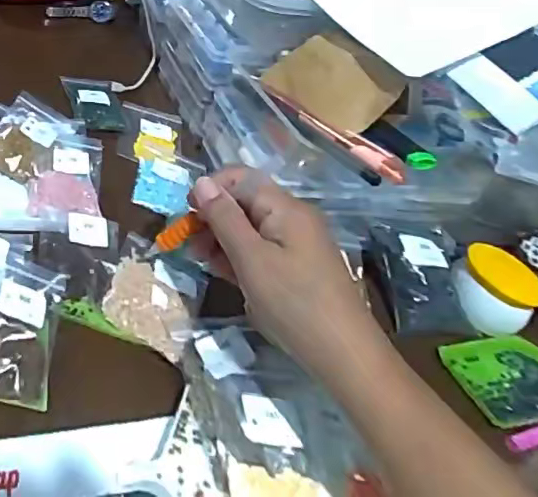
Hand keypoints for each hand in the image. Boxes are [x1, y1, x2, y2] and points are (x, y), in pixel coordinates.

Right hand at [188, 167, 370, 365]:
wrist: (349, 360)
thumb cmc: (294, 303)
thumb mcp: (250, 259)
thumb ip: (224, 217)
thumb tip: (201, 182)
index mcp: (284, 207)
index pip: (239, 178)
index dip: (210, 189)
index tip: (188, 215)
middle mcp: (293, 218)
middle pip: (244, 203)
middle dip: (214, 218)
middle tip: (191, 246)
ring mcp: (298, 245)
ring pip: (251, 229)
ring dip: (224, 240)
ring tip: (206, 264)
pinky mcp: (300, 269)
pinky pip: (263, 250)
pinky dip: (242, 257)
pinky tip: (229, 276)